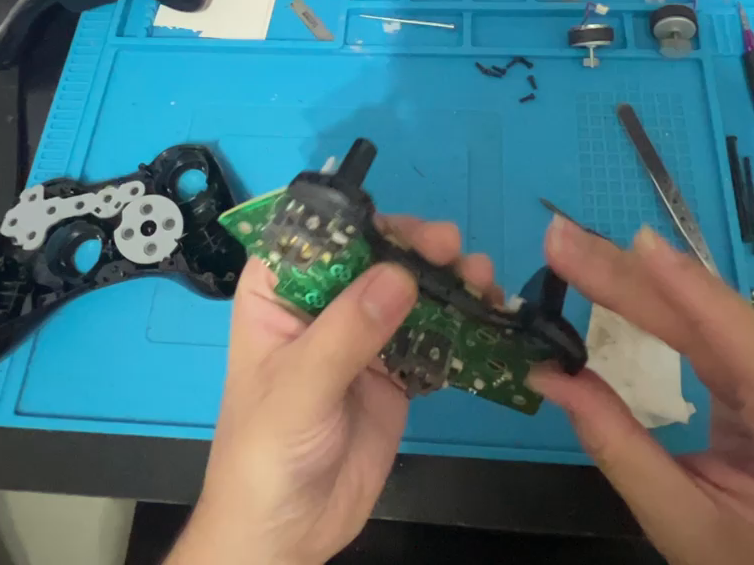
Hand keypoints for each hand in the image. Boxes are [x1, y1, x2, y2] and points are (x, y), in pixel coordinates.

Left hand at [169, 216, 498, 564]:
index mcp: (280, 292)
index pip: (314, 236)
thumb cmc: (267, 454)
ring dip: (444, 276)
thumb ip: (348, 332)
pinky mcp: (394, 367)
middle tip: (451, 247)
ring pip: (406, 287)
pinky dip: (459, 320)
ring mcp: (361, 333)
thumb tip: (401, 275)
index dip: (357, 220)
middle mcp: (322, 302)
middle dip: (412, 245)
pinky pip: (430, 332)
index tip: (401, 224)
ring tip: (480, 274)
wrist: (287, 535)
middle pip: (371, 255)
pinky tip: (486, 310)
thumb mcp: (299, 389)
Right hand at [531, 219, 753, 564]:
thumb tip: (546, 372)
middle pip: (724, 326)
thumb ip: (617, 445)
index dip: (695, 294)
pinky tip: (628, 274)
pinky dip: (665, 305)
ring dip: (645, 284)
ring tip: (582, 252)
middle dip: (638, 280)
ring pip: (718, 321)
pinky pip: (719, 333)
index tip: (639, 243)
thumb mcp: (681, 526)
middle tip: (566, 241)